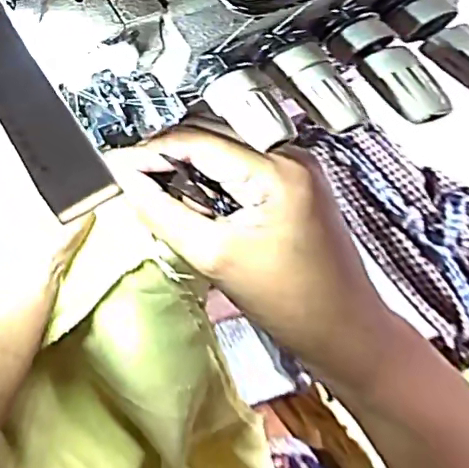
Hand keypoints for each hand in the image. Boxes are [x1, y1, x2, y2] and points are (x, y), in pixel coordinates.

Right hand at [105, 126, 399, 393]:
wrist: (349, 337)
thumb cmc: (299, 307)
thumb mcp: (214, 256)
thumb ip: (160, 211)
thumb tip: (125, 180)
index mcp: (278, 169)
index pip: (194, 139)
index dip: (150, 151)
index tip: (119, 164)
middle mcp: (289, 154)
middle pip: (205, 131)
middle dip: (164, 153)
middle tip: (133, 176)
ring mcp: (293, 163)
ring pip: (216, 140)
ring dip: (184, 160)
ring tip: (162, 188)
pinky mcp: (290, 176)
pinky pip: (233, 156)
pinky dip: (206, 171)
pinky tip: (194, 196)